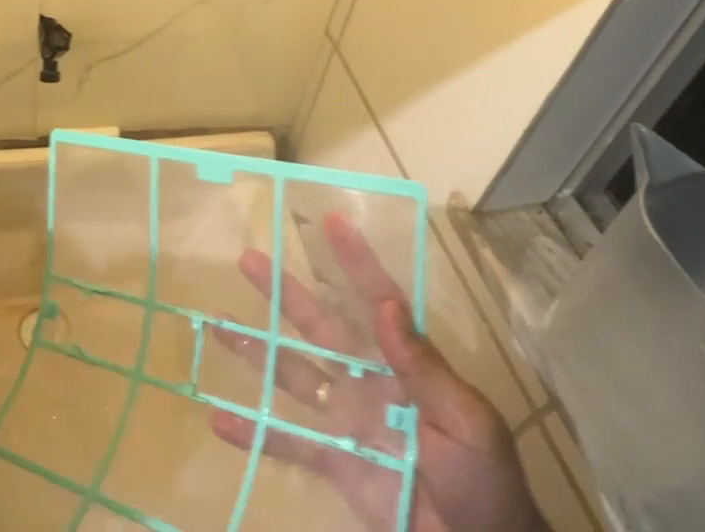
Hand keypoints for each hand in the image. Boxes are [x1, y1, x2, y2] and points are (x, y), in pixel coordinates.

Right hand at [209, 214, 544, 531]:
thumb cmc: (485, 481)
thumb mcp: (465, 421)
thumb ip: (422, 368)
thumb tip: (387, 306)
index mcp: (405, 365)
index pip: (378, 302)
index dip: (356, 262)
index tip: (333, 222)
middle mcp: (369, 380)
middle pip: (319, 327)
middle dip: (285, 294)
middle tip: (248, 259)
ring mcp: (347, 419)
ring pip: (293, 376)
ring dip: (256, 351)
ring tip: (219, 324)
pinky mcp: (334, 461)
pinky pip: (288, 442)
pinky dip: (254, 432)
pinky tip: (220, 418)